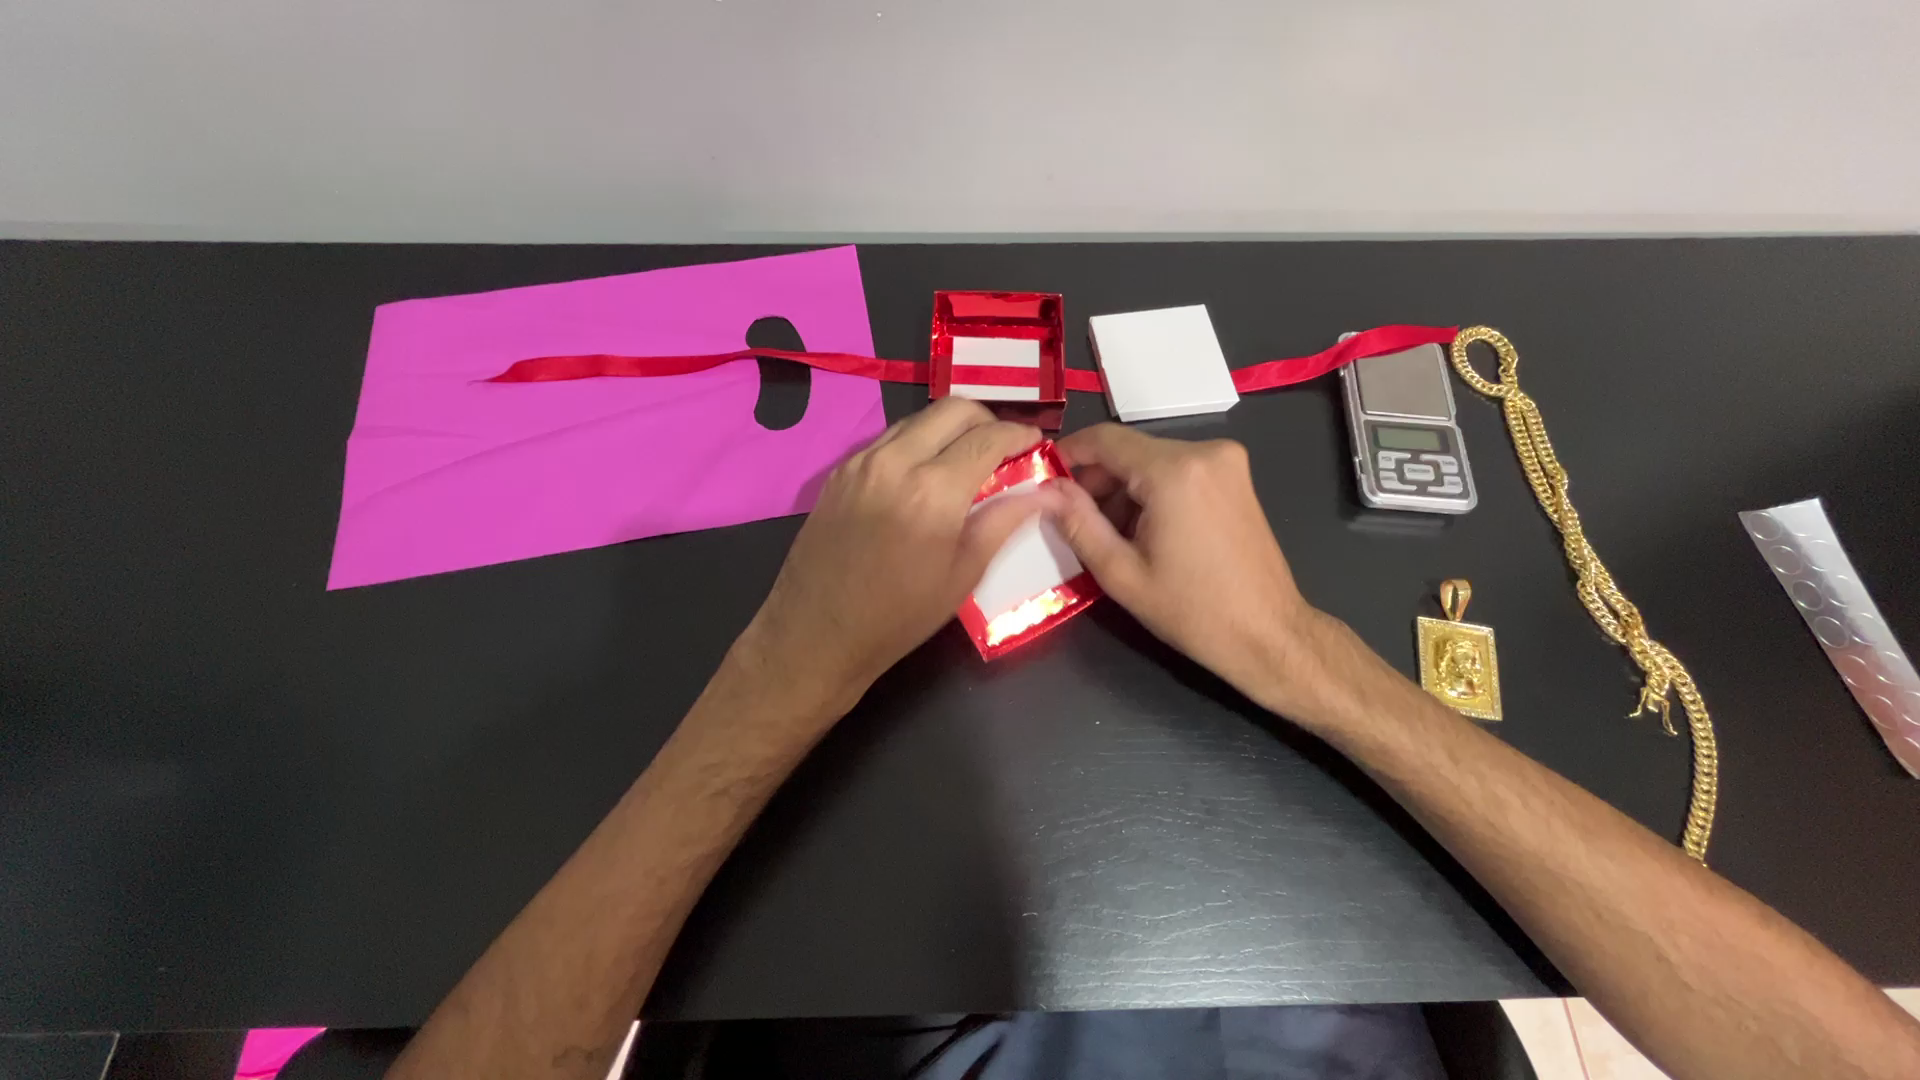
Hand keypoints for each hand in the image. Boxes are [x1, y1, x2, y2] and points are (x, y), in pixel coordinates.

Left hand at [735, 398, 1062, 717]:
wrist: (816, 634)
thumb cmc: (898, 616)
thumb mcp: (963, 574)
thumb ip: (1004, 521)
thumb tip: (1047, 492)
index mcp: (933, 490)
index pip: (988, 437)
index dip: (1020, 434)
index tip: (1036, 442)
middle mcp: (895, 461)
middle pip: (953, 409)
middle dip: (987, 420)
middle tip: (1002, 449)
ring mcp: (861, 462)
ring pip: (917, 418)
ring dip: (949, 428)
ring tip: (966, 460)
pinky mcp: (839, 472)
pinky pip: (888, 438)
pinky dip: (916, 443)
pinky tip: (923, 475)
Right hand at [1050, 424, 1327, 713]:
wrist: (1266, 633)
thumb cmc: (1192, 610)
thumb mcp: (1120, 572)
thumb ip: (1077, 523)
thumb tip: (1044, 491)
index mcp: (1174, 471)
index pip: (1104, 439)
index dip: (1067, 455)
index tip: (1043, 481)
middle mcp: (1204, 451)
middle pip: (1128, 450)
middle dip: (1096, 481)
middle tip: (1076, 523)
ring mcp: (1226, 461)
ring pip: (1151, 461)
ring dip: (1124, 491)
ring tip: (1114, 538)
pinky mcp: (1235, 476)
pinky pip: (1177, 471)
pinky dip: (1152, 493)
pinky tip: (1147, 533)